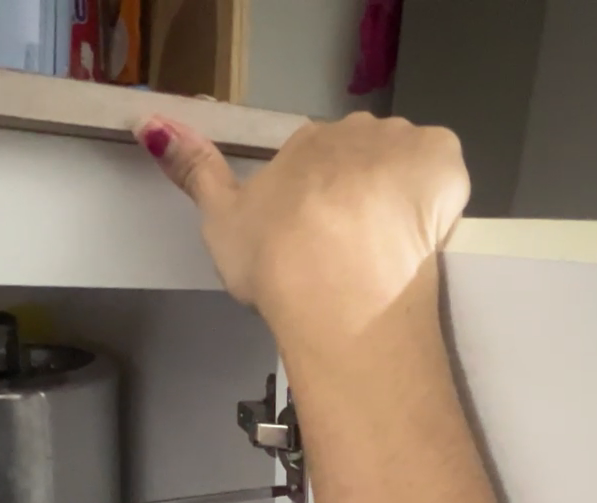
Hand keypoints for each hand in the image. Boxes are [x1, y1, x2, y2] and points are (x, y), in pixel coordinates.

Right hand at [135, 112, 468, 358]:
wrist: (334, 285)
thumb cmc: (275, 261)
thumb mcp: (221, 222)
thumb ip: (193, 170)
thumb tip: (150, 123)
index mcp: (306, 144)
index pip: (319, 163)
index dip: (320, 206)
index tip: (318, 243)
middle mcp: (355, 132)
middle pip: (365, 161)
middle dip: (360, 199)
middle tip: (351, 255)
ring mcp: (403, 145)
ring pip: (406, 168)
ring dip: (398, 201)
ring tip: (384, 256)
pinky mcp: (445, 162)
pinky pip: (446, 178)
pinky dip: (439, 203)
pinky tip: (418, 239)